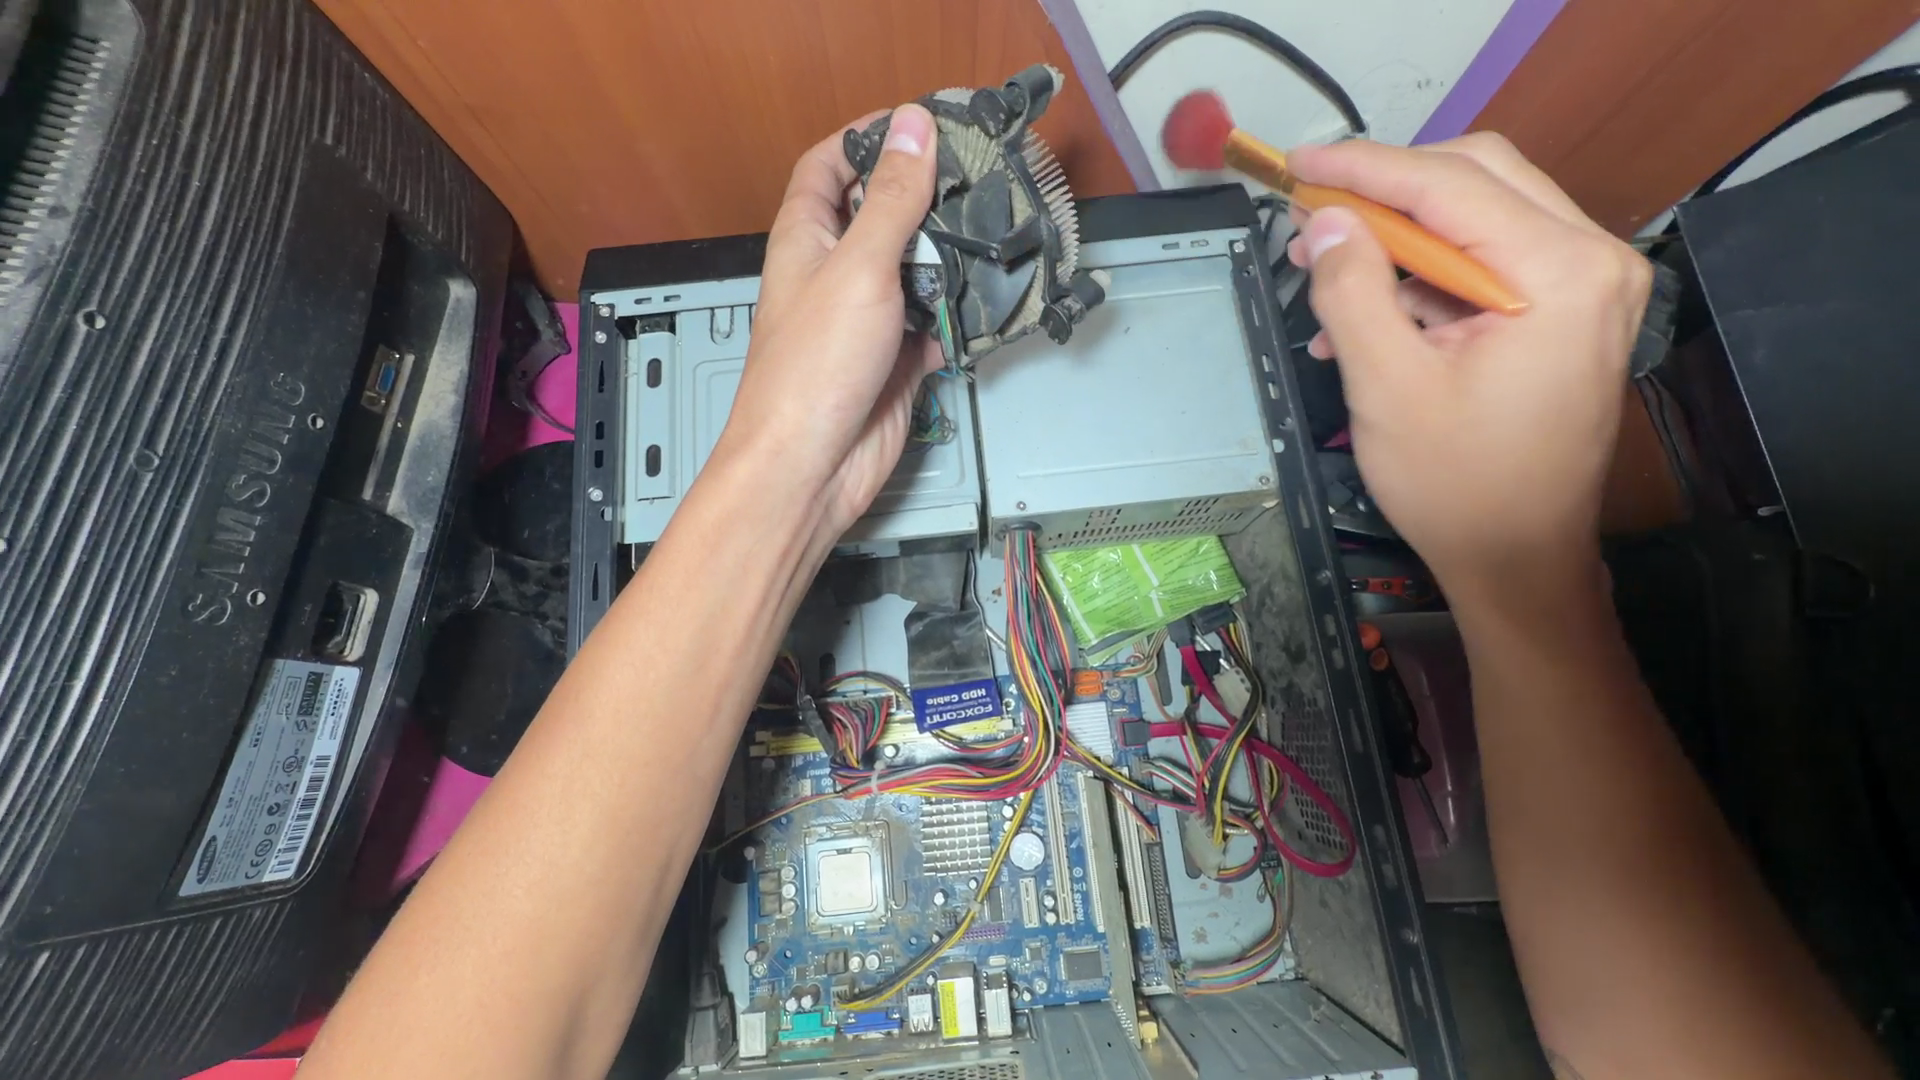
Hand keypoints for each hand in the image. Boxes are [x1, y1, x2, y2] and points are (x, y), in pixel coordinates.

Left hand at [710, 104, 940, 545]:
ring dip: (947, 262)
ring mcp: (867, 320)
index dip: (867, 140)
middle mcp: (836, 274)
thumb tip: (914, 127)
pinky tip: (978, 314)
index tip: (919, 128)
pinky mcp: (895, 361)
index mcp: (807, 238)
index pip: (828, 166)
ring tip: (990, 242)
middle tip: (978, 183)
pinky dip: (954, 321)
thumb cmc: (811, 369)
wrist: (814, 467)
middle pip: (881, 217)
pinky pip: (932, 328)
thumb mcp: (858, 269)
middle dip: (925, 201)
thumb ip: (891, 201)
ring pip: (914, 274)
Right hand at [1283, 134, 1651, 603]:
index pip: (1451, 185)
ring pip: (1473, 221)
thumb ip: (1352, 293)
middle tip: (1310, 211)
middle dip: (1384, 193)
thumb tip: (1323, 224)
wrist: (1516, 557)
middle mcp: (1589, 263)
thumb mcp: (1387, 387)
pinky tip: (1359, 316)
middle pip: (1475, 181)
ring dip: (1393, 240)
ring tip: (1321, 268)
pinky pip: (1478, 269)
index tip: (1299, 163)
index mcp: (1560, 274)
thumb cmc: (1457, 486)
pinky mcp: (1556, 315)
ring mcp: (1578, 289)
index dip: (1365, 169)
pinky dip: (1416, 280)